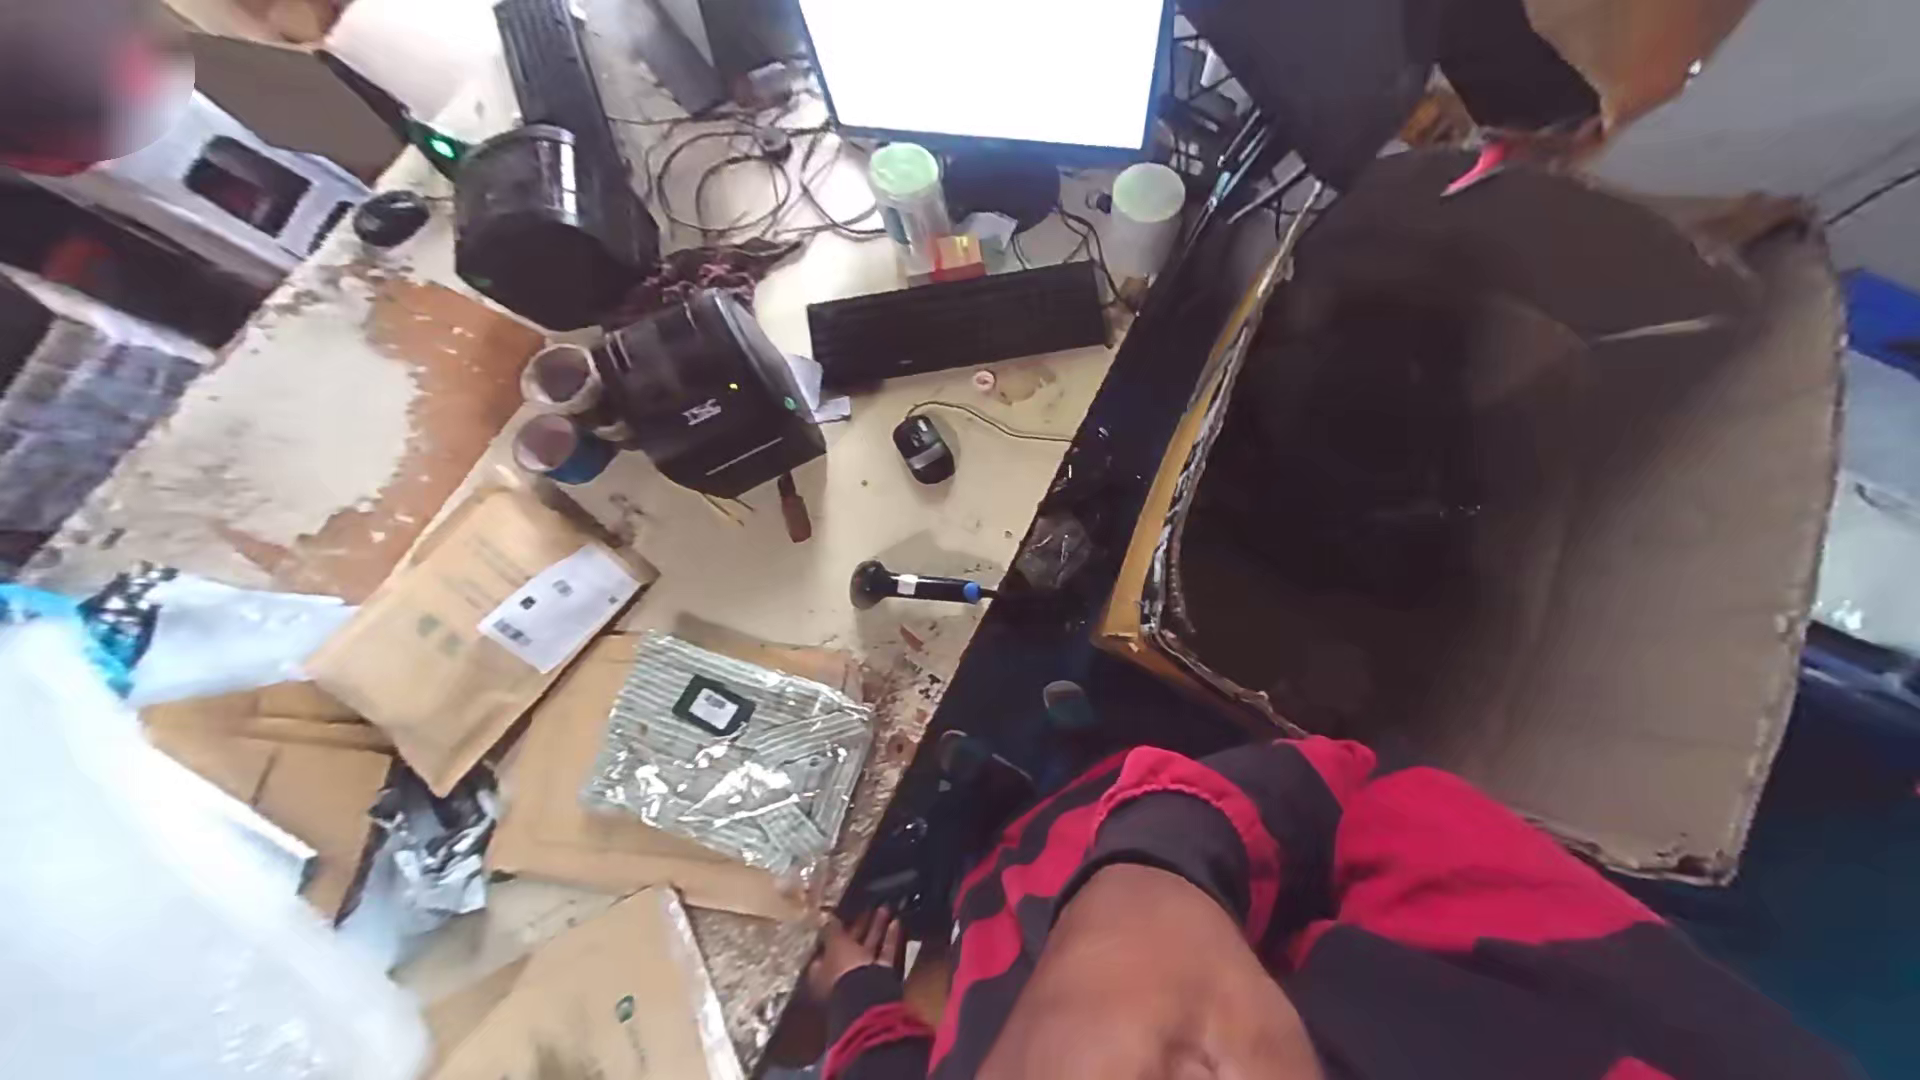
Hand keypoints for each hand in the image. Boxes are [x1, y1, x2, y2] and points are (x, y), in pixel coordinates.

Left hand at [806, 907, 903, 1001]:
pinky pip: (885, 954)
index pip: (826, 949)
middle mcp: (842, 975)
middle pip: (850, 947)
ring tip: (885, 907)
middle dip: (859, 926)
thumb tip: (829, 917)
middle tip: (867, 906)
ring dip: (877, 928)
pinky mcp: (881, 979)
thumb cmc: (843, 969)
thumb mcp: (835, 944)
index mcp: (823, 971)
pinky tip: (896, 921)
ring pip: (869, 948)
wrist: (867, 997)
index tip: (842, 914)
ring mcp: (862, 978)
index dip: (833, 932)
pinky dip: (890, 939)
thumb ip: (832, 930)